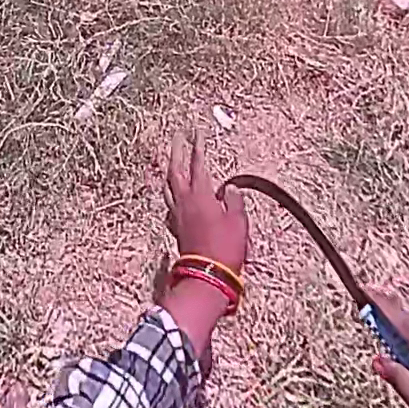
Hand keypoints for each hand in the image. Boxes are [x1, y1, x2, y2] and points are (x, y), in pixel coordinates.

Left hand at [163, 129, 247, 271]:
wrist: (206, 275)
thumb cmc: (225, 248)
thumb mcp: (238, 223)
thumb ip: (234, 202)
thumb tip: (231, 188)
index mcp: (202, 195)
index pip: (199, 165)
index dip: (198, 148)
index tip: (197, 133)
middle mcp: (185, 201)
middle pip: (176, 170)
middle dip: (177, 151)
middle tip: (178, 137)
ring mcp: (178, 213)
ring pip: (170, 185)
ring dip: (171, 169)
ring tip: (172, 160)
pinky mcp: (176, 226)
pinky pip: (171, 202)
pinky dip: (172, 191)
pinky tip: (174, 192)